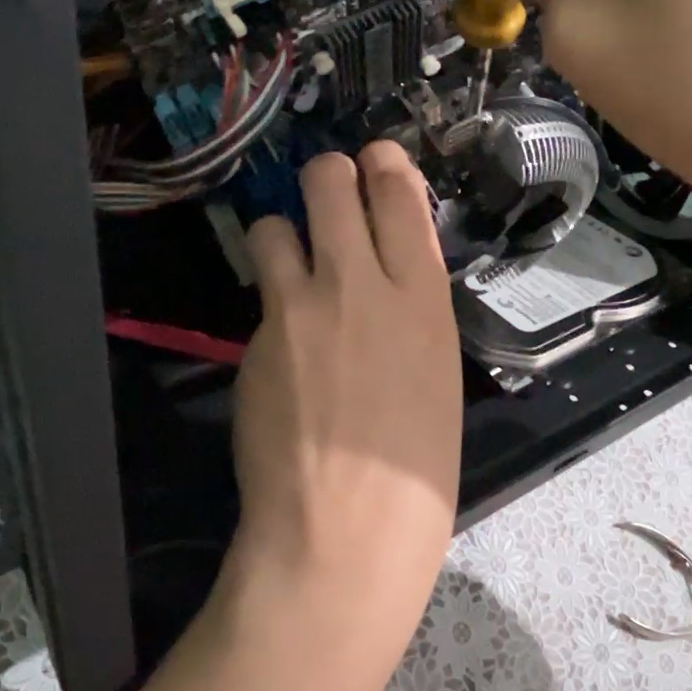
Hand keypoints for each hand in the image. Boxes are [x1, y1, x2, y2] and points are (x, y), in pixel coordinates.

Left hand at [228, 141, 462, 625]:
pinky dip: (271, 304)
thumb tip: (384, 281)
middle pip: (330, 182)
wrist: (344, 531)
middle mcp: (360, 284)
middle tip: (325, 191)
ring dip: (284, 235)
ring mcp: (299, 307)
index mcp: (423, 298)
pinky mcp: (255, 338)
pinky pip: (261, 295)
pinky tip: (281, 349)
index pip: (398, 194)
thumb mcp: (436, 376)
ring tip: (291, 267)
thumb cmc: (416, 474)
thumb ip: (411, 315)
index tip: (375, 159)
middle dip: (326, 175)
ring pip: (275, 223)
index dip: (383, 164)